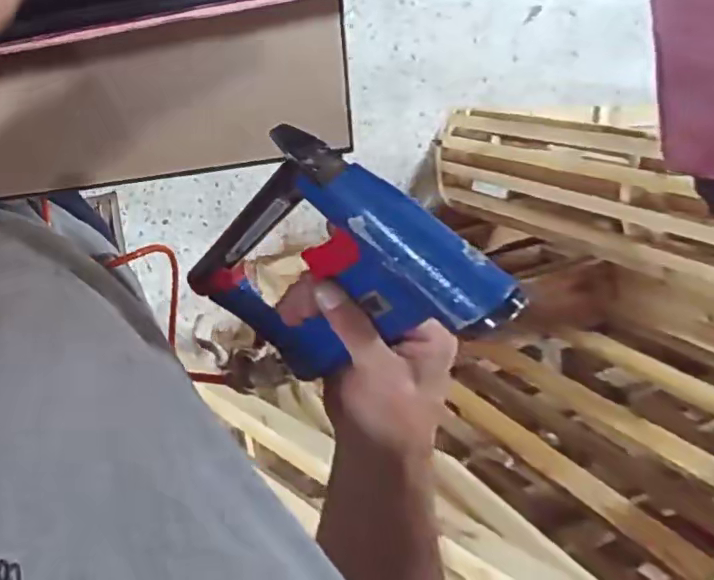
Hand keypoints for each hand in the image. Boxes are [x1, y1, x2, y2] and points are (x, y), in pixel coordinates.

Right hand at [276, 275, 457, 464]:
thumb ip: (354, 327)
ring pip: (337, 295)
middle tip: (298, 294)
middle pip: (360, 285)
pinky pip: (325, 312)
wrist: (373, 458)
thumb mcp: (380, 373)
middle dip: (327, 286)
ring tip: (289, 312)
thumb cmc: (391, 420)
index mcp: (425, 328)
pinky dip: (306, 311)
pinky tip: (289, 316)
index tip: (331, 254)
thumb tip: (322, 285)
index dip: (364, 266)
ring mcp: (373, 328)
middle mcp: (401, 321)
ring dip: (310, 299)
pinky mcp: (348, 337)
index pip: (397, 282)